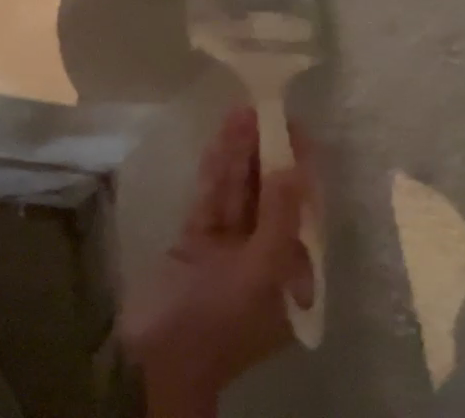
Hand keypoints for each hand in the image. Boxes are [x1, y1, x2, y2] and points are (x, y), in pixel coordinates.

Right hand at [121, 108, 314, 415]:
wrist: (160, 356)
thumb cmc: (220, 320)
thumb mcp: (259, 272)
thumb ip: (277, 219)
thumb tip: (294, 169)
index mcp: (293, 271)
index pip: (303, 209)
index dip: (302, 167)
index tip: (297, 127)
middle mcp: (265, 254)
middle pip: (270, 194)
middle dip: (267, 153)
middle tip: (264, 108)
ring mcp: (228, 246)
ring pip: (239, 191)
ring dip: (240, 155)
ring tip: (240, 112)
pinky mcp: (197, 239)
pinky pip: (211, 199)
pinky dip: (215, 171)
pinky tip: (218, 141)